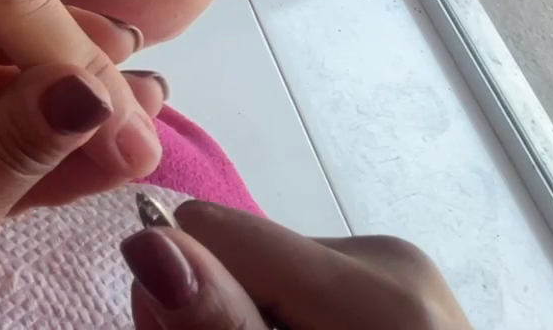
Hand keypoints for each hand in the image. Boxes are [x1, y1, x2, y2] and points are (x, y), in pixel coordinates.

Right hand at [120, 201, 473, 328]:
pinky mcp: (401, 298)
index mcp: (380, 289)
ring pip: (263, 276)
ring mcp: (404, 279)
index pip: (211, 231)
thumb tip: (149, 243)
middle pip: (236, 253)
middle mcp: (393, 262)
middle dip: (226, 320)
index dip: (191, 297)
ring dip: (253, 329)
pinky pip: (300, 292)